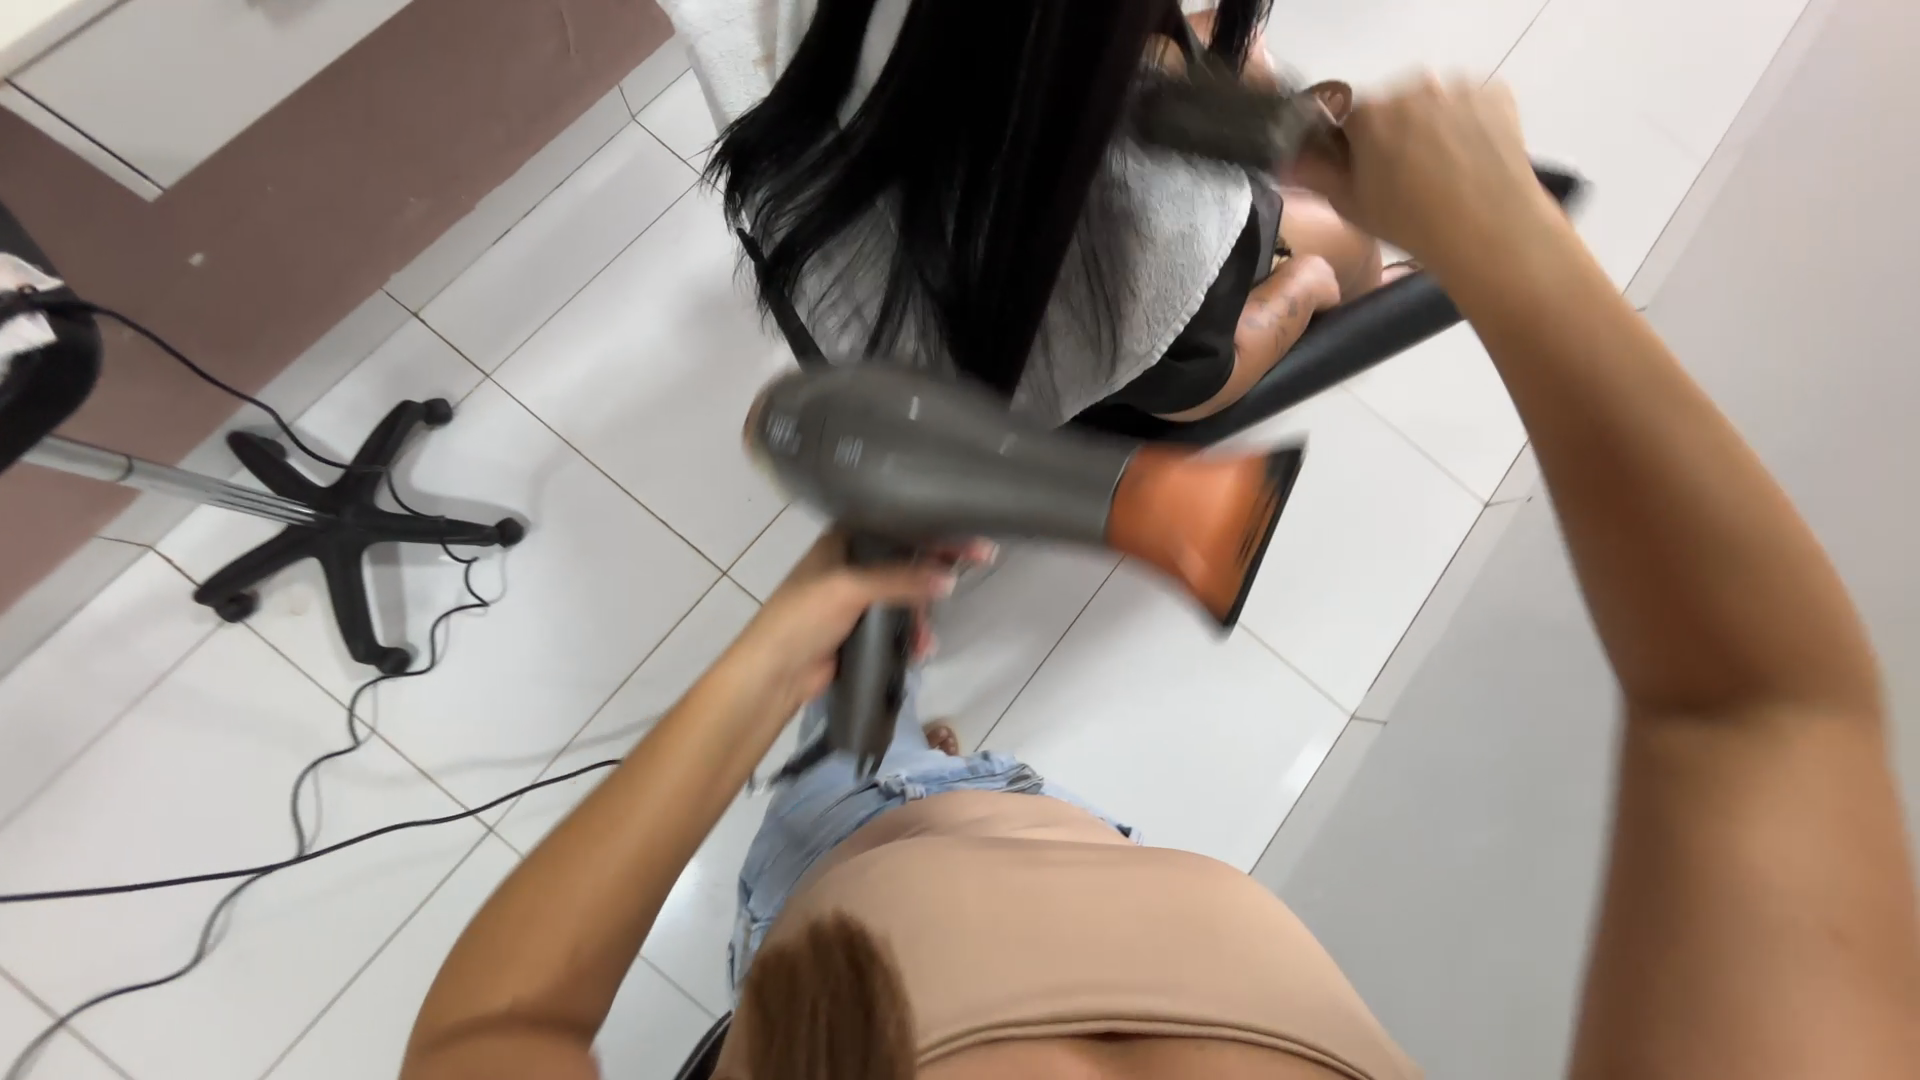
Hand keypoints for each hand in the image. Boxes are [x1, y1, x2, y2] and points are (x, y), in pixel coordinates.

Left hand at [716, 533, 991, 721]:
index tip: (970, 539)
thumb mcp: (850, 588)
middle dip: (935, 573)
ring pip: (905, 595)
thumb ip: (901, 579)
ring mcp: (856, 598)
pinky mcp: (861, 629)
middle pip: (906, 560)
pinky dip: (911, 634)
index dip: (933, 530)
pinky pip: (897, 624)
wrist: (774, 674)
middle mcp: (851, 563)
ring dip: (922, 614)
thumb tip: (950, 579)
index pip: (896, 526)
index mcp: (842, 541)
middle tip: (969, 576)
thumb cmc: (803, 618)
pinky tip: (919, 648)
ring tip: (927, 637)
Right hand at [1290, 75, 1555, 272]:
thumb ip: (1314, 174)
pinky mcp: (1495, 92)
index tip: (1356, 171)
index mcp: (1369, 112)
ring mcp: (1458, 86)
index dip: (1347, 144)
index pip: (1344, 116)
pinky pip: (1465, 104)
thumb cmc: (1407, 221)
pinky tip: (1462, 159)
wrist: (1487, 226)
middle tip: (1396, 176)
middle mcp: (1413, 86)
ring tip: (1433, 171)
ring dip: (1424, 127)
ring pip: (1428, 104)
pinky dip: (1460, 125)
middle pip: (1389, 105)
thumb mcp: (1348, 204)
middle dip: (1388, 133)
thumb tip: (1290, 160)